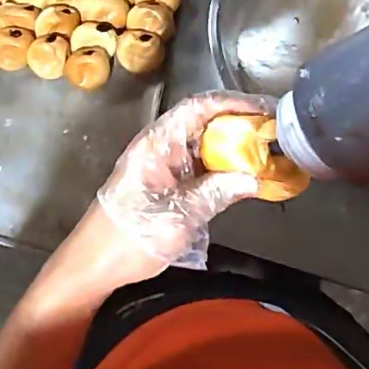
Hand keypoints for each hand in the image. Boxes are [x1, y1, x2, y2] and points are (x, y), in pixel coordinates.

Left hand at [65, 89, 262, 270]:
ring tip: (267, 151)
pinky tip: (244, 175)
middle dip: (238, 123)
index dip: (232, 103)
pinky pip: (198, 165)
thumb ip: (216, 193)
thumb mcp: (178, 217)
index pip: (197, 108)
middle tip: (273, 132)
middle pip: (203, 122)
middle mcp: (158, 147)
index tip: (264, 110)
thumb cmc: (128, 238)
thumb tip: (254, 179)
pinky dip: (222, 167)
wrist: (94, 264)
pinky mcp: (165, 183)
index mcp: (156, 144)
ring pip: (203, 144)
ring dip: (233, 146)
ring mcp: (161, 165)